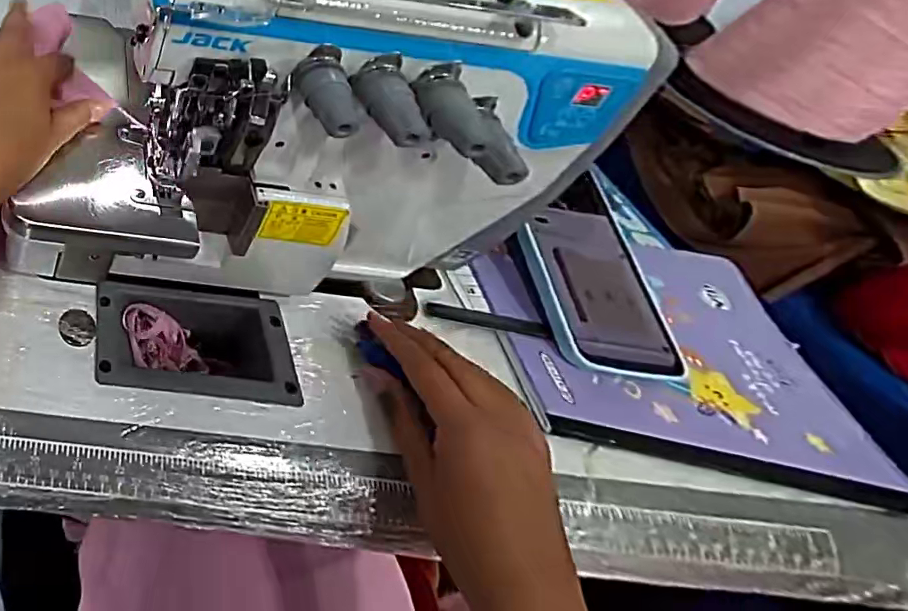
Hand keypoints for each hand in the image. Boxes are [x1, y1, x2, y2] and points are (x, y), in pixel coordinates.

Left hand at [0, 0, 105, 262]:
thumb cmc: (9, 159)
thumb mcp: (50, 142)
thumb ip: (75, 119)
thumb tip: (100, 106)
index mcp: (32, 76)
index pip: (55, 63)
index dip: (63, 64)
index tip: (66, 67)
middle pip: (13, 32)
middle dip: (19, 16)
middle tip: (19, 0)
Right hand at [366, 314, 584, 610]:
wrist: (526, 587)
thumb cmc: (470, 540)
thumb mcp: (422, 475)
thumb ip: (401, 417)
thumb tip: (380, 377)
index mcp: (469, 425)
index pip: (423, 364)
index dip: (394, 338)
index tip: (374, 323)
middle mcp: (501, 417)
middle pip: (451, 359)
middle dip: (415, 339)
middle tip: (385, 330)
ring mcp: (523, 426)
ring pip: (475, 369)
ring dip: (441, 353)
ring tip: (411, 349)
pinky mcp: (533, 438)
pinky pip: (496, 387)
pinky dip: (467, 372)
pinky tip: (452, 377)